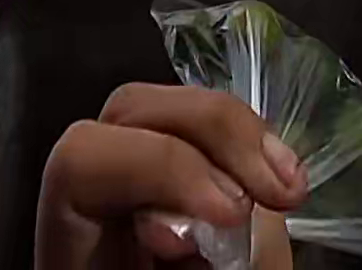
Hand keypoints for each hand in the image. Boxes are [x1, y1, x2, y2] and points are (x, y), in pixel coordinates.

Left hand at [35, 83, 306, 269]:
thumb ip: (196, 264)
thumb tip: (192, 220)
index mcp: (72, 250)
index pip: (80, 161)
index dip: (157, 165)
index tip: (230, 214)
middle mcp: (95, 197)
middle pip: (130, 109)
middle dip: (213, 130)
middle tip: (279, 190)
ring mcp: (136, 182)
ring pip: (170, 107)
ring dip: (239, 135)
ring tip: (289, 188)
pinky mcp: (179, 179)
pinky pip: (206, 135)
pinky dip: (249, 146)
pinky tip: (283, 180)